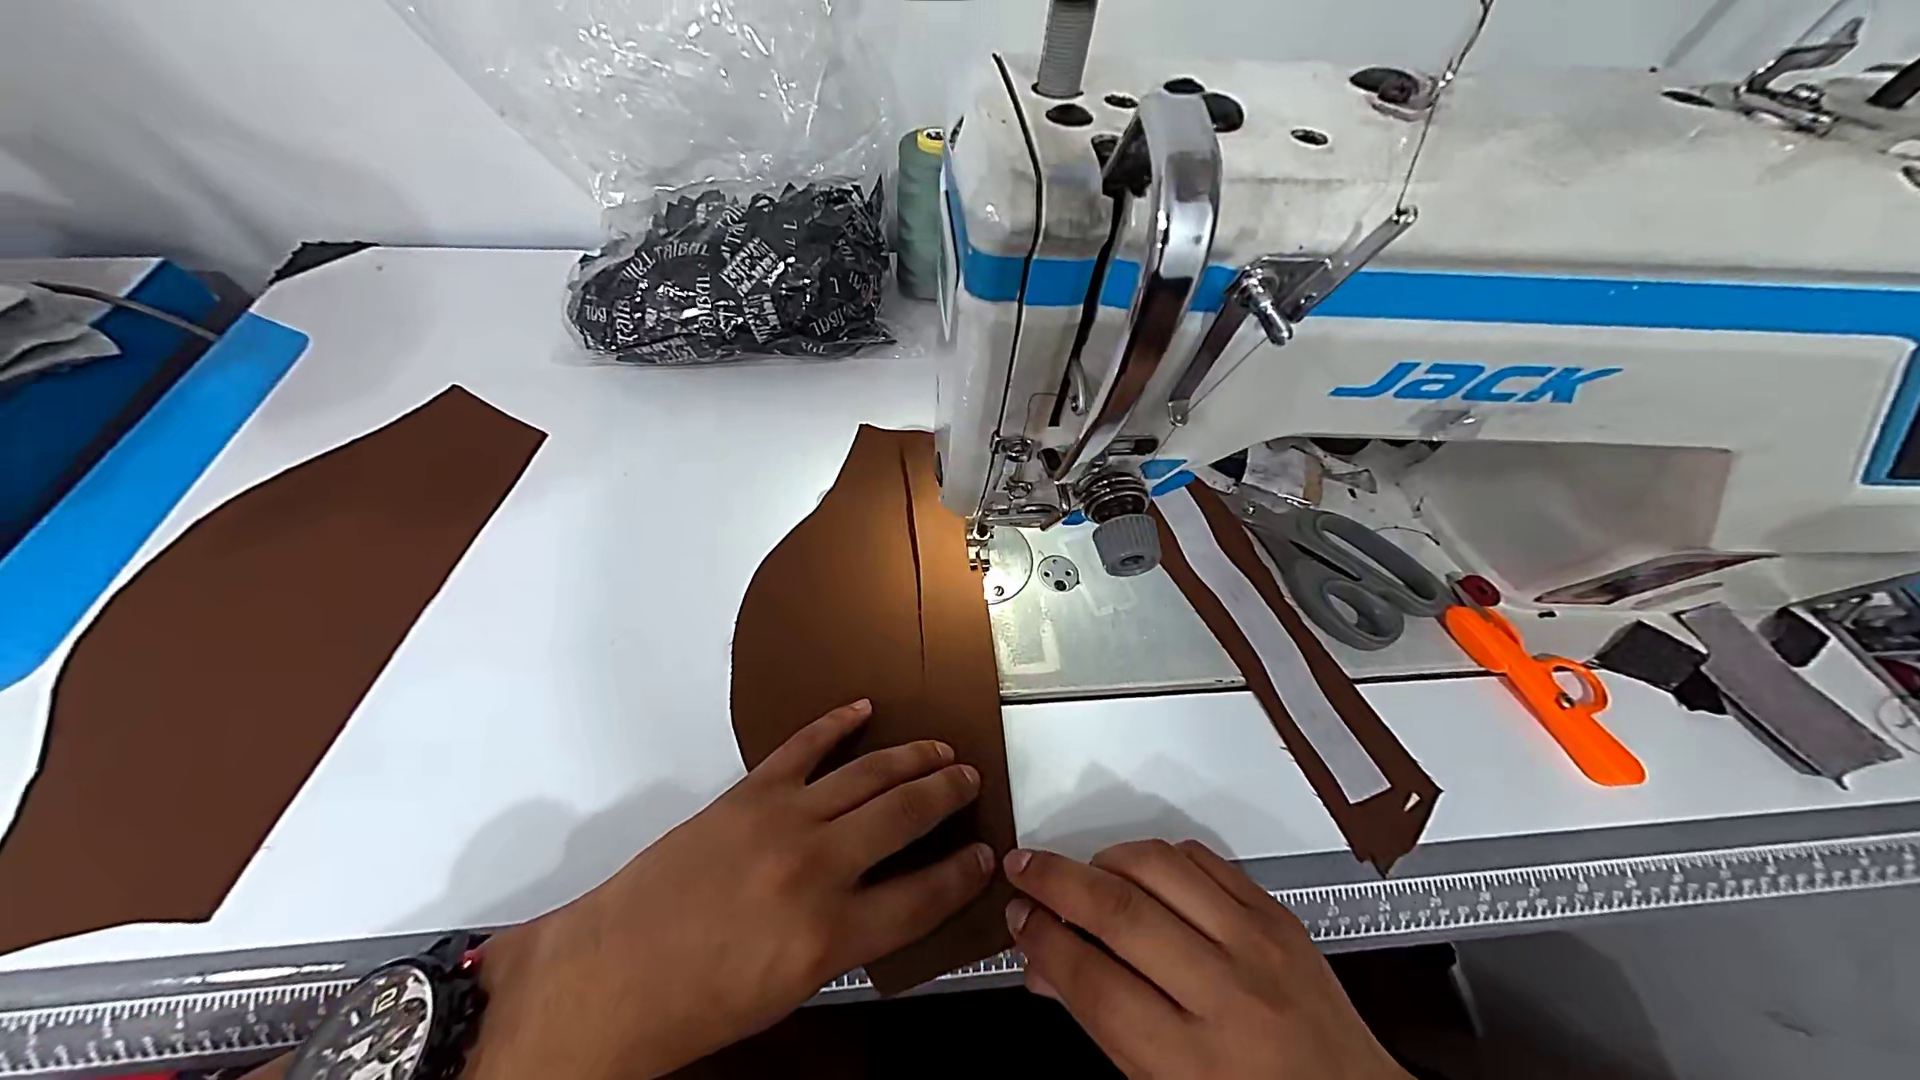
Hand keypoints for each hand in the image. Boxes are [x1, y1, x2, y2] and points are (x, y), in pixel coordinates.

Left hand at [465, 700, 994, 1078]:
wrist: (607, 978)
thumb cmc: (691, 1003)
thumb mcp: (789, 990)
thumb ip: (850, 939)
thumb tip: (890, 902)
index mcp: (827, 936)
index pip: (923, 897)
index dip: (963, 875)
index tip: (983, 857)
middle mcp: (813, 869)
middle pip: (905, 816)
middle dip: (947, 794)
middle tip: (968, 780)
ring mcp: (781, 820)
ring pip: (868, 774)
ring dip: (911, 757)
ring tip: (939, 749)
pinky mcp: (748, 793)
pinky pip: (805, 746)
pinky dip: (837, 722)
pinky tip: (862, 708)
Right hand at [1004, 840, 1410, 1079]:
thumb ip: (1101, 1024)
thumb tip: (1043, 966)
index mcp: (1197, 1064)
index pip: (1094, 983)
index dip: (1043, 941)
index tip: (1019, 918)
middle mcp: (1230, 997)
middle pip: (1119, 913)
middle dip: (1056, 881)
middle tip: (1024, 868)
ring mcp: (1259, 945)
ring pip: (1157, 868)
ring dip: (1103, 859)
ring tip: (1081, 871)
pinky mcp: (1276, 913)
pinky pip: (1202, 858)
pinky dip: (1157, 855)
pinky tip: (1138, 868)